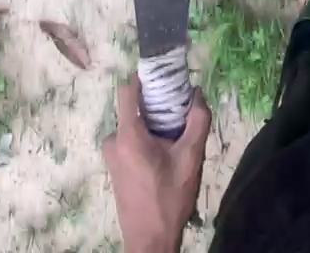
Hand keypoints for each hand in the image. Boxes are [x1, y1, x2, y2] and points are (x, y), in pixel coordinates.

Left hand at [102, 76, 211, 252]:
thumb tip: (198, 93)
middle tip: (180, 115)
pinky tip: (166, 155)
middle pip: (133, 107)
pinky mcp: (115, 168)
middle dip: (156, 105)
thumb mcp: (191, 158)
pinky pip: (130, 140)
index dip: (143, 77)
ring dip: (153, 125)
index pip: (127, 90)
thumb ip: (198, 121)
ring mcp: (111, 156)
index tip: (164, 74)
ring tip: (176, 140)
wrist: (150, 241)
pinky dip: (147, 139)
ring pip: (133, 125)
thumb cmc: (169, 198)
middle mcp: (113, 142)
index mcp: (127, 135)